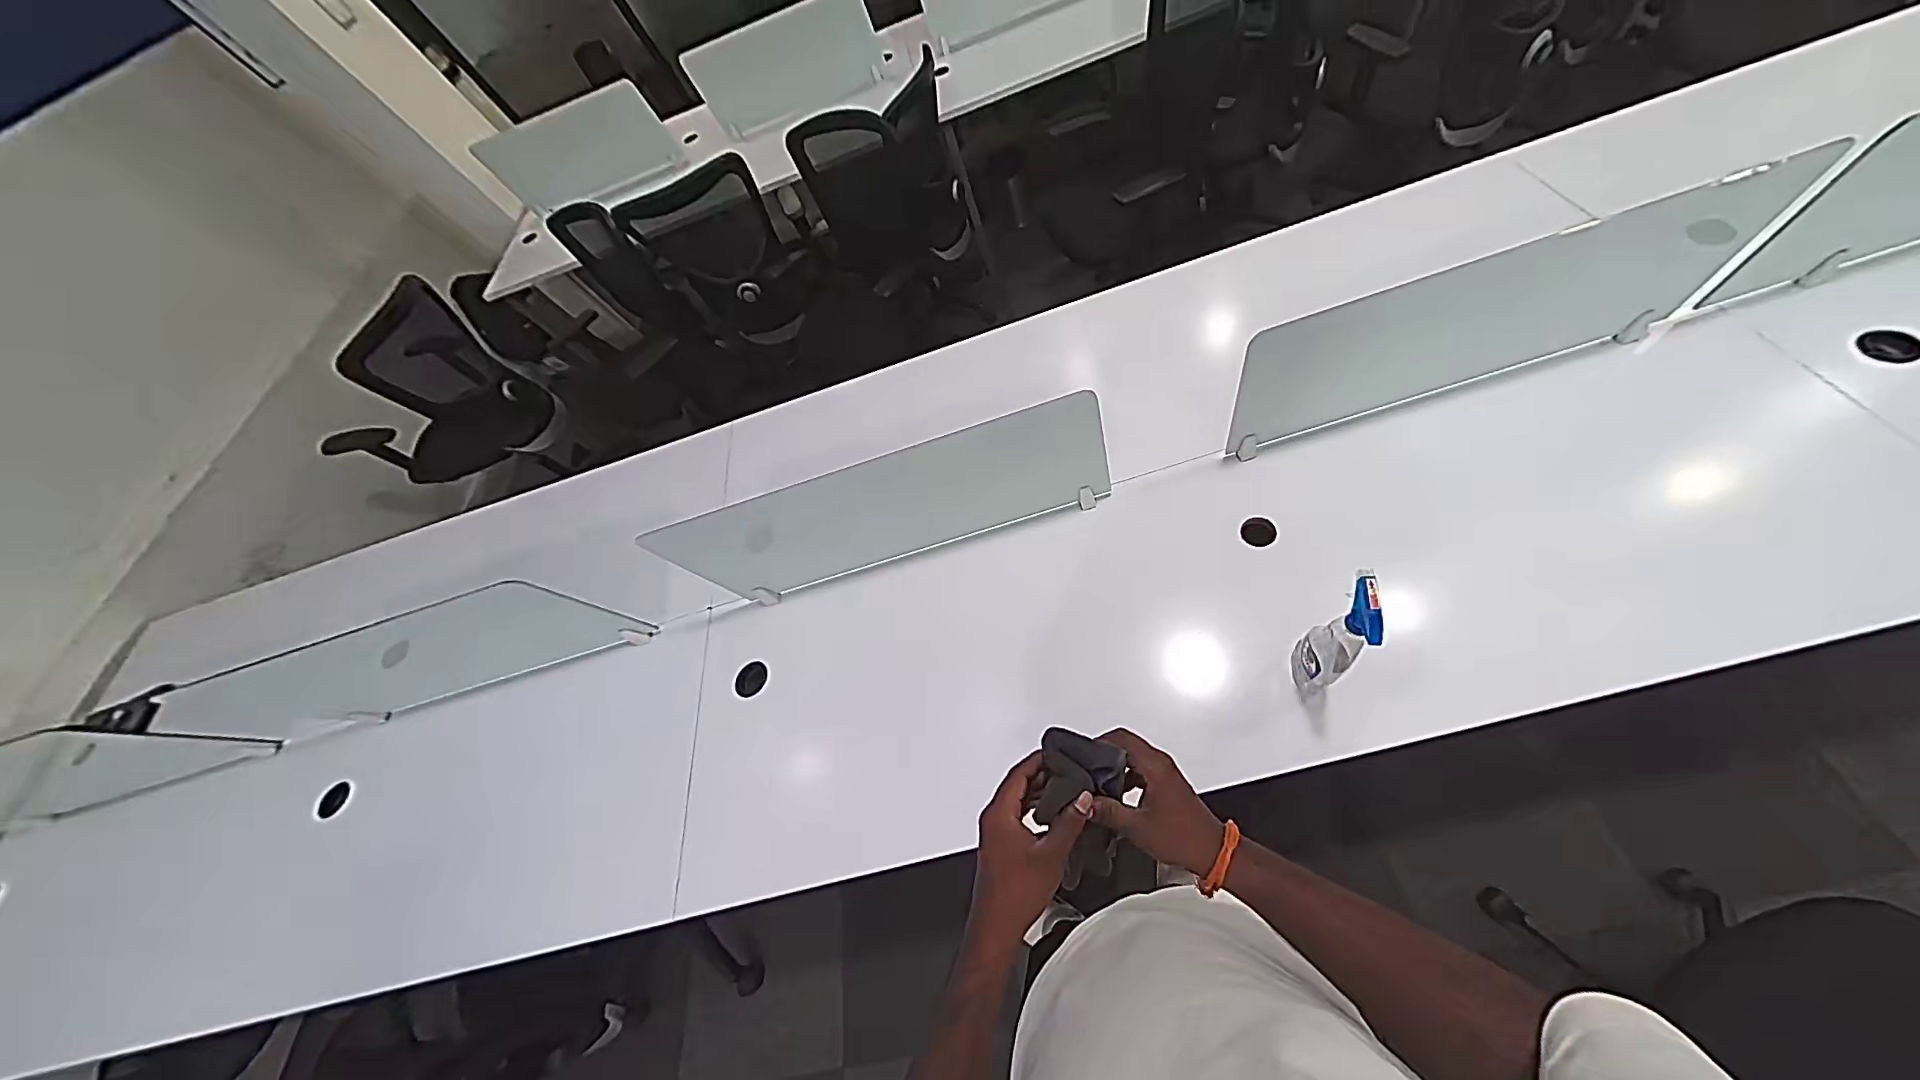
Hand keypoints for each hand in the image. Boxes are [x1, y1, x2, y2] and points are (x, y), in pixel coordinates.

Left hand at [970, 750, 1090, 943]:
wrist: (998, 926)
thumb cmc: (1014, 895)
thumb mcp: (1051, 853)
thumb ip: (1069, 822)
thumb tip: (1081, 800)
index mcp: (999, 814)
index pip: (1018, 774)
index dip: (1037, 761)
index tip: (1053, 753)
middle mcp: (993, 819)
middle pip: (1016, 784)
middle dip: (1040, 775)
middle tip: (1062, 769)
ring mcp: (995, 832)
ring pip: (1016, 800)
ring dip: (1037, 792)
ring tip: (1061, 788)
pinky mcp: (1000, 843)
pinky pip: (1016, 814)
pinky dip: (1032, 808)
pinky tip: (1049, 815)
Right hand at [1087, 728, 1225, 876]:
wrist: (1212, 852)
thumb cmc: (1185, 838)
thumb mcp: (1138, 827)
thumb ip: (1108, 812)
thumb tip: (1086, 803)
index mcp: (1155, 767)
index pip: (1121, 737)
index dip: (1100, 742)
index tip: (1085, 755)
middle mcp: (1161, 764)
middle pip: (1126, 745)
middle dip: (1104, 756)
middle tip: (1089, 770)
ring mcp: (1165, 773)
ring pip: (1133, 757)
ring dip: (1115, 768)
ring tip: (1100, 785)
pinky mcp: (1166, 783)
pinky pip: (1141, 769)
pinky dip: (1126, 777)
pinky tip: (1117, 797)